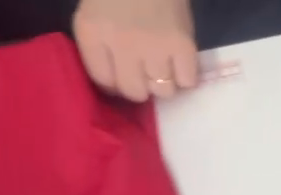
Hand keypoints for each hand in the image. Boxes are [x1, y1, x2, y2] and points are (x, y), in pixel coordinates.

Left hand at [72, 0, 198, 101]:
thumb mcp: (94, 17)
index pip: (103, 80)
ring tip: (164, 70)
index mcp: (92, 32)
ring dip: (165, 84)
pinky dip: (185, 78)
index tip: (121, 79)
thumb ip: (102, 47)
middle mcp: (122, 44)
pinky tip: (180, 65)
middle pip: (135, 91)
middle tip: (145, 78)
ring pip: (164, 90)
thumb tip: (118, 81)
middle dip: (141, 88)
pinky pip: (188, 81)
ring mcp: (156, 47)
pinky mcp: (184, 48)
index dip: (114, 84)